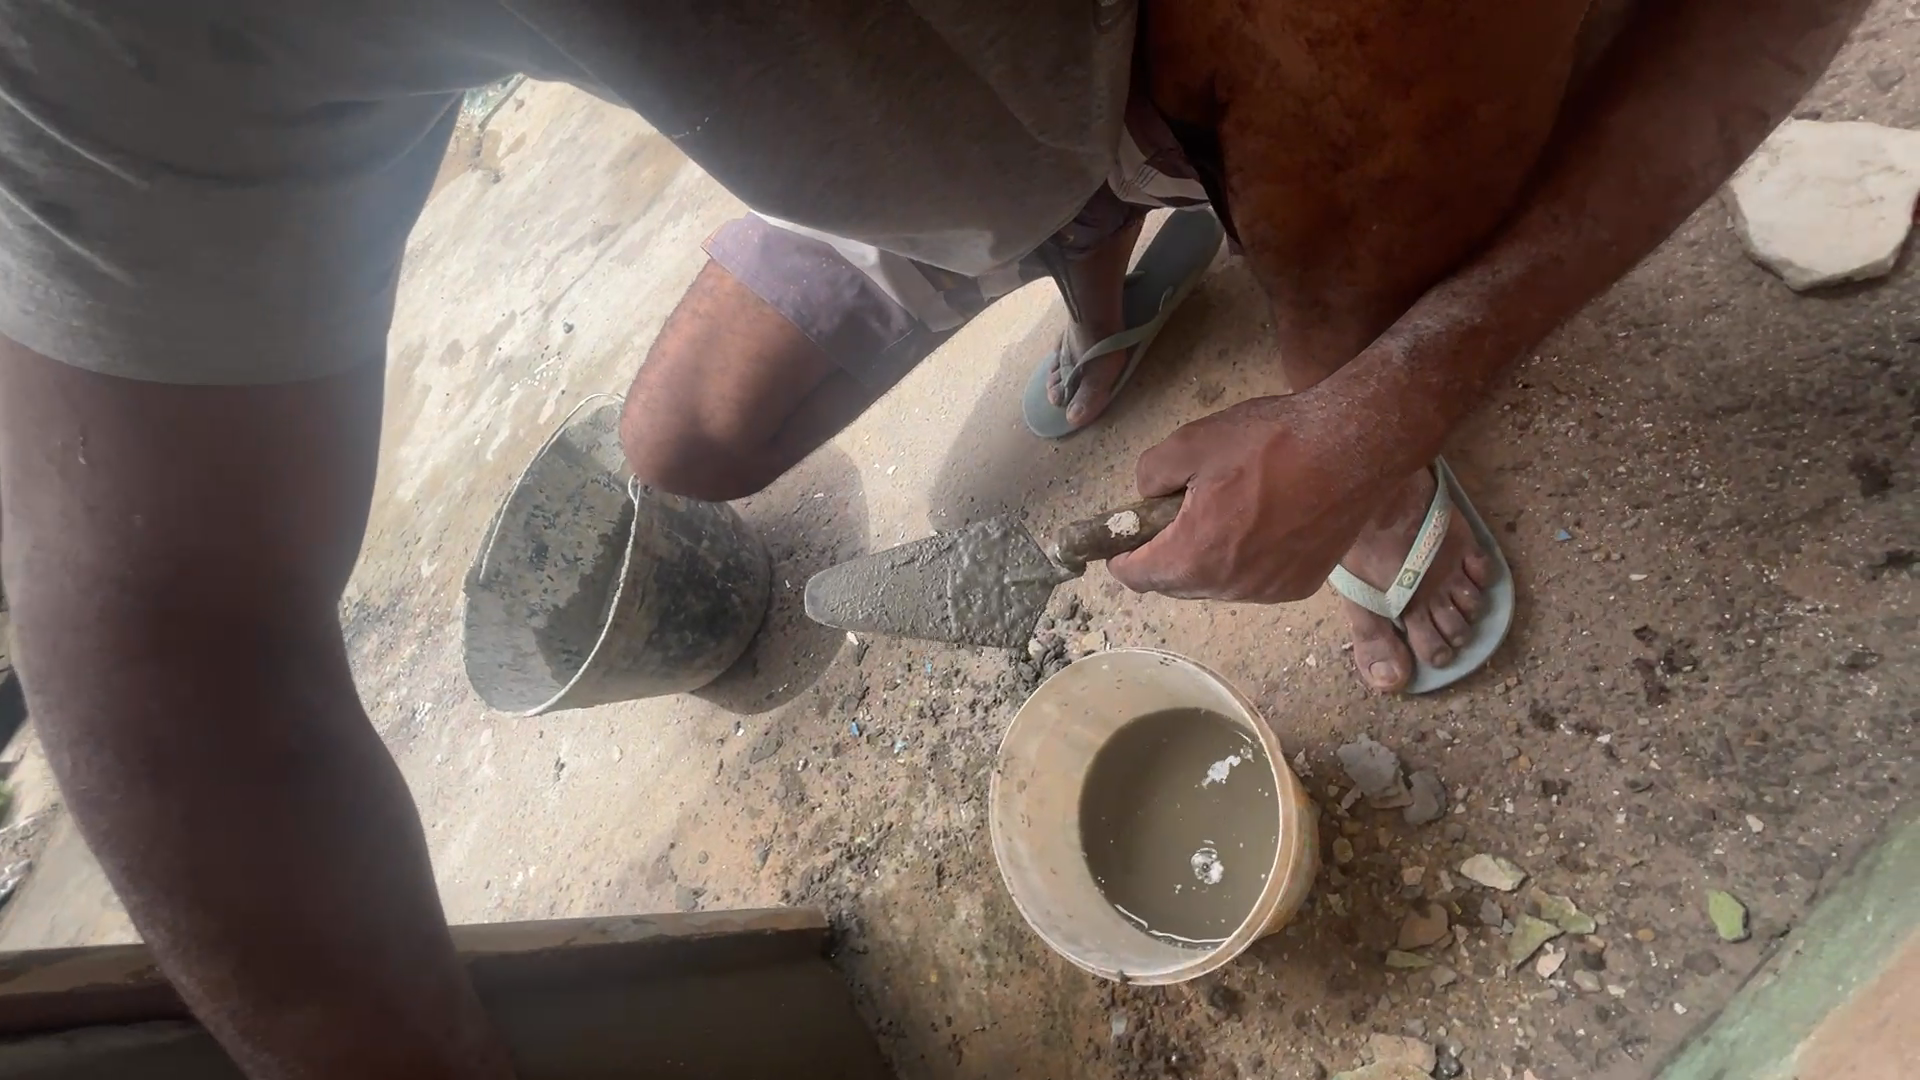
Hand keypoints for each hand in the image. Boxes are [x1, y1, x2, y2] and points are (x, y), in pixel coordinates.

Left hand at [1106, 390, 1403, 601]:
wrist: (1357, 445)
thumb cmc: (1270, 441)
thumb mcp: (1190, 444)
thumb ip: (1149, 475)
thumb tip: (1145, 496)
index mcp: (1194, 556)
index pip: (1136, 577)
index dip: (1119, 560)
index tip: (1117, 545)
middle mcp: (1229, 586)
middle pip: (1173, 584)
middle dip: (1160, 558)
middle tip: (1166, 520)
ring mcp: (1267, 591)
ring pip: (1212, 585)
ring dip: (1201, 561)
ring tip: (1216, 516)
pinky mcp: (1298, 586)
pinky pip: (1250, 582)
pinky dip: (1239, 562)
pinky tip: (1255, 525)